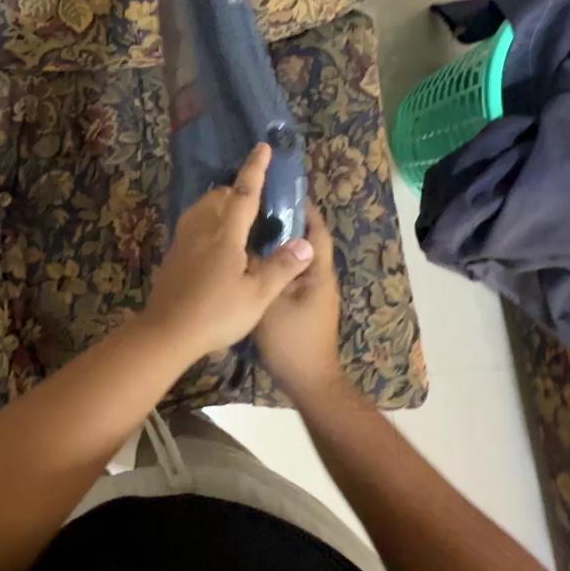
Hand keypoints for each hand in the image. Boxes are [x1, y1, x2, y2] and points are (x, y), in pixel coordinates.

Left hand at [142, 143, 316, 357]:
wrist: (167, 331)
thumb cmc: (216, 313)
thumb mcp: (257, 295)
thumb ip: (281, 267)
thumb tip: (306, 243)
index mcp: (224, 234)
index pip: (244, 193)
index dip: (255, 169)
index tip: (263, 146)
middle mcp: (201, 229)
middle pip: (219, 197)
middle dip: (237, 191)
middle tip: (256, 202)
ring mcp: (182, 241)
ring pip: (202, 208)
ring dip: (219, 204)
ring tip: (236, 219)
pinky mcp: (173, 255)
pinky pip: (192, 224)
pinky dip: (207, 221)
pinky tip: (213, 242)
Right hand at [254, 202, 344, 400]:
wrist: (308, 382)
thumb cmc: (292, 339)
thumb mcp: (270, 300)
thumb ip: (263, 268)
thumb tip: (250, 240)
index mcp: (318, 272)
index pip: (315, 230)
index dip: (303, 207)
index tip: (282, 188)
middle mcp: (320, 278)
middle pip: (306, 241)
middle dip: (286, 221)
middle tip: (258, 206)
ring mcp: (314, 294)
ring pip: (296, 258)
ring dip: (279, 243)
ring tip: (250, 229)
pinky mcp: (303, 306)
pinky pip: (290, 273)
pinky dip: (275, 262)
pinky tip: (253, 262)